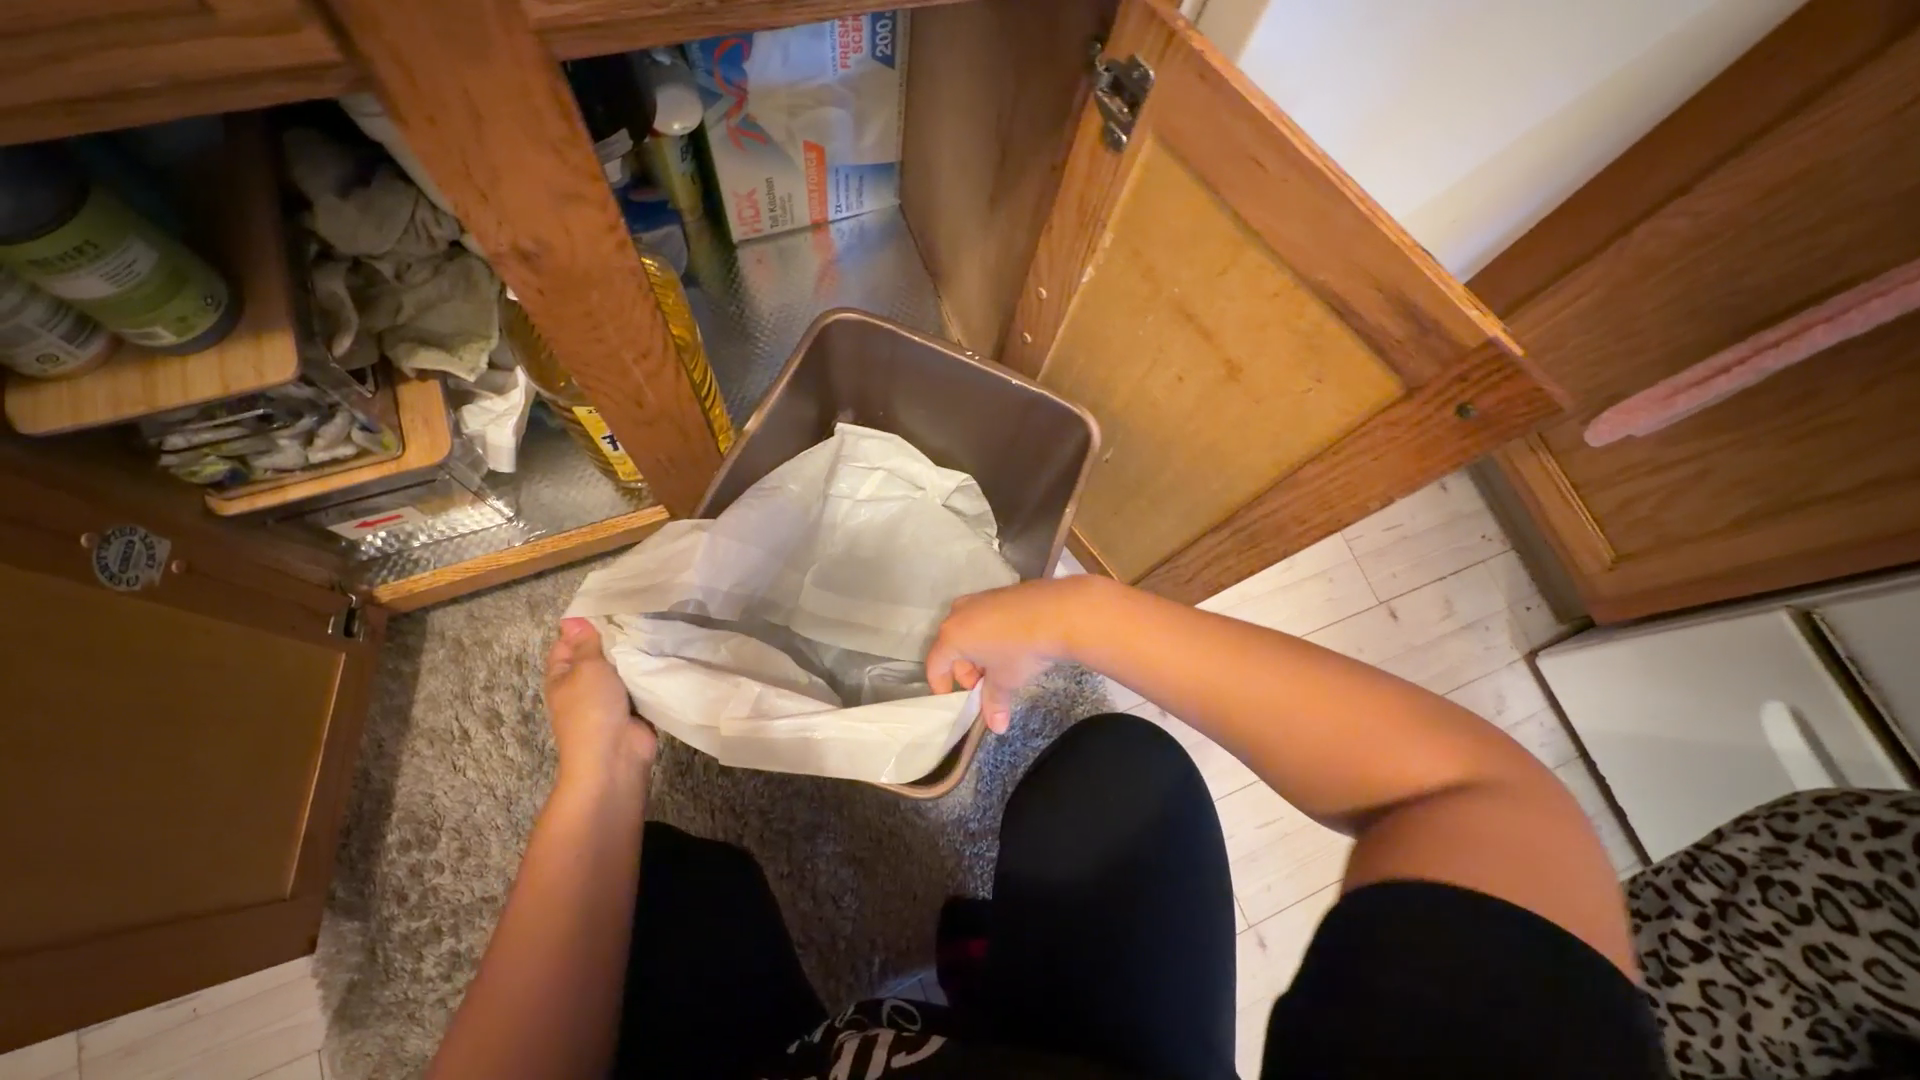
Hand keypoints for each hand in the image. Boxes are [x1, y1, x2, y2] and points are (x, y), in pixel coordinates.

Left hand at [544, 618, 656, 788]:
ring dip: (638, 652)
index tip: (614, 601)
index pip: (569, 640)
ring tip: (659, 625)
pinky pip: (643, 681)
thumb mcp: (585, 668)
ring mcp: (611, 696)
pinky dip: (652, 670)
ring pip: (624, 665)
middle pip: (600, 651)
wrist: (614, 758)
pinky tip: (668, 651)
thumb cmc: (591, 710)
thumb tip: (571, 619)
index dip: (587, 623)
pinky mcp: (636, 706)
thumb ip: (585, 643)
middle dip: (618, 635)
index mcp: (563, 674)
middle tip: (643, 609)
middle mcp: (585, 683)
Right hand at [925, 577, 1105, 733]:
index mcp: (952, 636)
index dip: (941, 685)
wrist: (1058, 613)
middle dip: (965, 670)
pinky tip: (1013, 644)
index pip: (935, 664)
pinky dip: (992, 634)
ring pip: (969, 630)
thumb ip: (994, 703)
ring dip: (979, 651)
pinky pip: (986, 618)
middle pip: (952, 647)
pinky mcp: (1000, 592)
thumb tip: (997, 727)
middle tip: (984, 685)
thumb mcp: (1005, 680)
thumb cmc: (1021, 650)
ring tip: (1001, 666)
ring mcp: (980, 598)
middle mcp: (960, 613)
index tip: (953, 698)